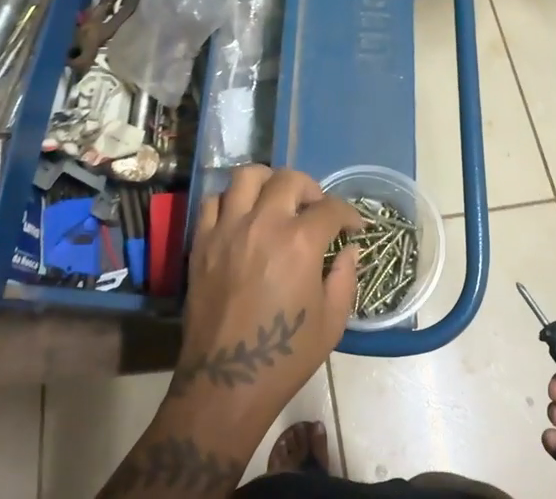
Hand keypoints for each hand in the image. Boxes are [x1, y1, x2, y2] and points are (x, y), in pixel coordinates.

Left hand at [170, 166, 362, 431]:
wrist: (227, 380)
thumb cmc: (285, 355)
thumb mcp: (332, 321)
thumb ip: (345, 277)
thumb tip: (348, 250)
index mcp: (300, 243)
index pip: (331, 208)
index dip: (349, 215)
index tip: (353, 227)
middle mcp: (262, 224)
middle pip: (288, 179)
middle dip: (310, 188)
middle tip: (315, 209)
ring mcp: (227, 229)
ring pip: (246, 176)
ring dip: (268, 182)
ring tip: (276, 201)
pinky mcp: (202, 241)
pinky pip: (213, 201)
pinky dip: (231, 200)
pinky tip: (242, 218)